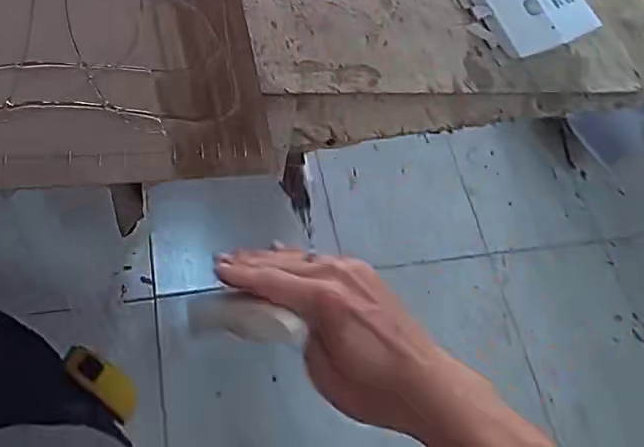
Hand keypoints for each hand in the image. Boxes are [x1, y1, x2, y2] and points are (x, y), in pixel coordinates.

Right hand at [215, 248, 550, 446]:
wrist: (425, 379)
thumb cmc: (374, 387)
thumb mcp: (324, 372)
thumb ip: (303, 335)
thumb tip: (294, 317)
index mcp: (325, 298)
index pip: (273, 282)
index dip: (243, 275)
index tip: (219, 268)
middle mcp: (338, 273)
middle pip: (286, 264)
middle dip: (253, 263)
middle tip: (224, 261)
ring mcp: (353, 269)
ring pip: (304, 258)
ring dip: (274, 259)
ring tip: (247, 258)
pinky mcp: (363, 273)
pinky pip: (322, 260)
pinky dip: (299, 260)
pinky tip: (287, 257)